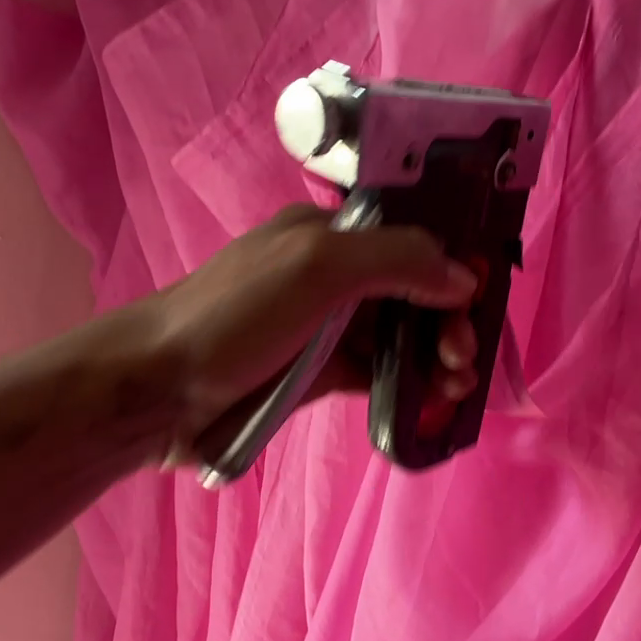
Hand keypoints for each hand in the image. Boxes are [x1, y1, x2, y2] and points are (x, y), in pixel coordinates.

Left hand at [143, 204, 480, 462]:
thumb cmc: (237, 316)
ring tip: (455, 388)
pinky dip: (408, 386)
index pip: (410, 241)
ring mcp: (326, 329)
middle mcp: (333, 277)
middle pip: (413, 293)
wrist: (160, 389)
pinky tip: (431, 403)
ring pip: (400, 337)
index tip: (480, 302)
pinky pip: (378, 374)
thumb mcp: (317, 269)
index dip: (452, 266)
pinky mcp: (320, 374)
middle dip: (448, 322)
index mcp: (329, 236)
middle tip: (463, 360)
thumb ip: (397, 261)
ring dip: (436, 358)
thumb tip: (464, 278)